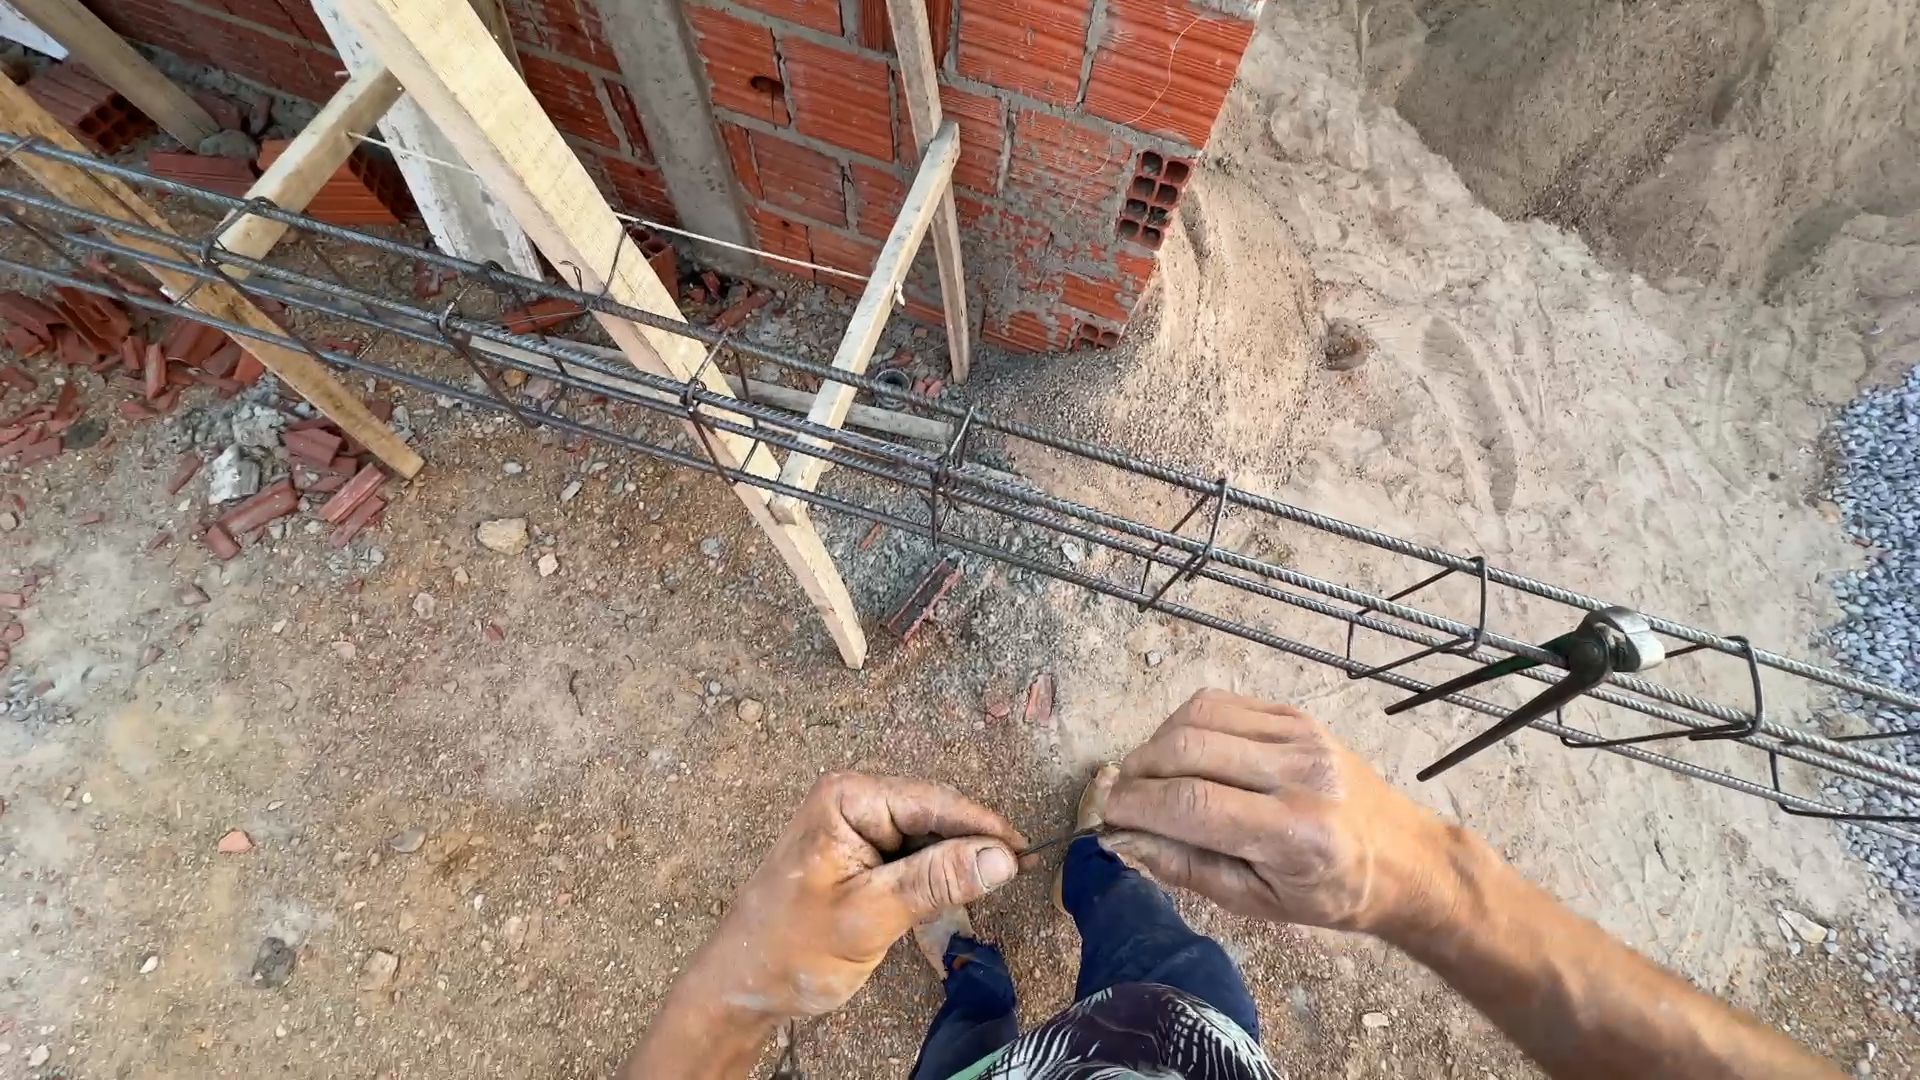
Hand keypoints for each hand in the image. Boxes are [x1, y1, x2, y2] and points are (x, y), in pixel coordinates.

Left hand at [684, 772, 1026, 1017]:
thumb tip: (1003, 857)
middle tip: (1017, 873)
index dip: (983, 825)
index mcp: (849, 797)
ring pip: (927, 834)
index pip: (932, 801)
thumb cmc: (794, 948)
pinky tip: (959, 888)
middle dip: (972, 842)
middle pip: (933, 813)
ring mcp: (857, 823)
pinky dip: (936, 872)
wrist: (740, 985)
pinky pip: (912, 852)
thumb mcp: (870, 914)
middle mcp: (855, 798)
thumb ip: (936, 881)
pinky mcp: (862, 849)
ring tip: (996, 882)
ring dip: (956, 859)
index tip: (1025, 852)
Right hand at [1100, 689, 1456, 935]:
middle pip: (1187, 750)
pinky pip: (1218, 701)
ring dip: (1155, 745)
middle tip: (1121, 797)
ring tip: (1147, 775)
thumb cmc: (1333, 893)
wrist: (1406, 857)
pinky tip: (1179, 750)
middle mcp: (1299, 772)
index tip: (1109, 816)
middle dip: (1137, 773)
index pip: (1192, 804)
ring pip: (1196, 717)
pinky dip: (1182, 723)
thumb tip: (1124, 840)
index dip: (1137, 806)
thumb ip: (1187, 868)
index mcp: (1296, 833)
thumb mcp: (1260, 904)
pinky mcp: (1293, 713)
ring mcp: (1298, 734)